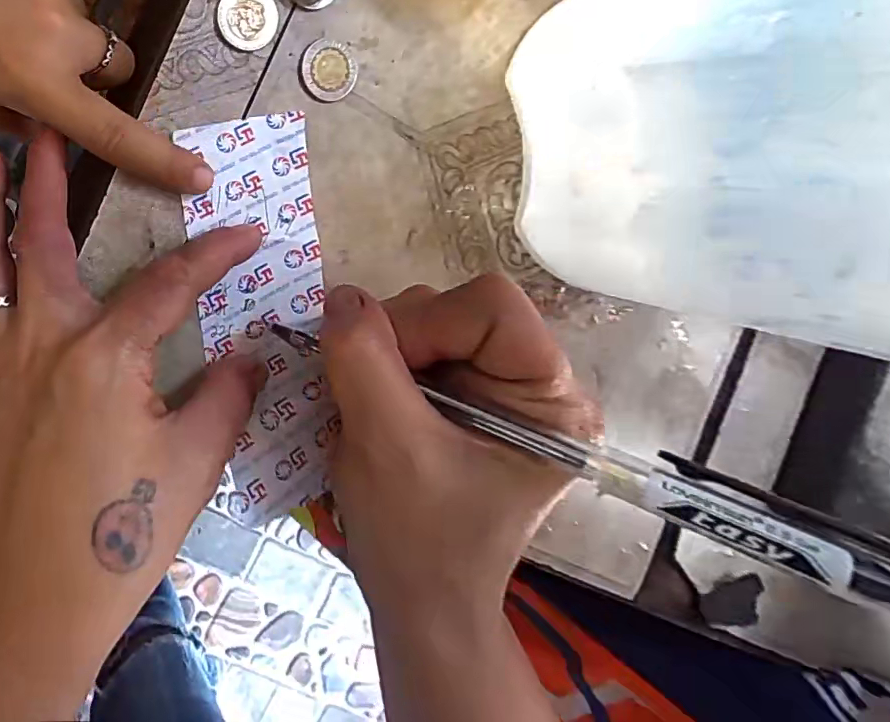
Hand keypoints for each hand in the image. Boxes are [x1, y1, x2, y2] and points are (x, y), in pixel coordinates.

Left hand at [0, 0, 213, 194]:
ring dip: (57, 28)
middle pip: (115, 62)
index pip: (110, 130)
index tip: (199, 173)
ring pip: (83, 21)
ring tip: (1, 14)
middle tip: (43, 63)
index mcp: (37, 81)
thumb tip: (55, 123)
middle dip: (91, 71)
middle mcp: (62, 33)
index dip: (157, 157)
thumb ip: (20, 121)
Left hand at [0, 130, 264, 720]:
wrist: (31, 598)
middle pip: (43, 240)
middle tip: (46, 128)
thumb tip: (253, 352)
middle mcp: (45, 339)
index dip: (213, 254)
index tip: (246, 231)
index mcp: (105, 356)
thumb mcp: (191, 467)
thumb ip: (225, 398)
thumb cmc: (117, 534)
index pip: (170, 285)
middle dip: (46, 178)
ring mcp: (4, 356)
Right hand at [320, 276, 599, 720]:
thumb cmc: (415, 534)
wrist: (415, 593)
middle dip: (393, 341)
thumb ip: (363, 361)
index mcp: (547, 398)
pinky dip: (372, 361)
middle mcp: (528, 380)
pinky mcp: (454, 390)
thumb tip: (342, 295)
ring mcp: (489, 383)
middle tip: (369, 395)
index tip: (392, 376)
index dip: (428, 323)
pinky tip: (370, 401)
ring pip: (419, 318)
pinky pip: (404, 341)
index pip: (490, 305)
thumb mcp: (385, 444)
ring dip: (377, 351)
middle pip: (448, 306)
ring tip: (368, 404)